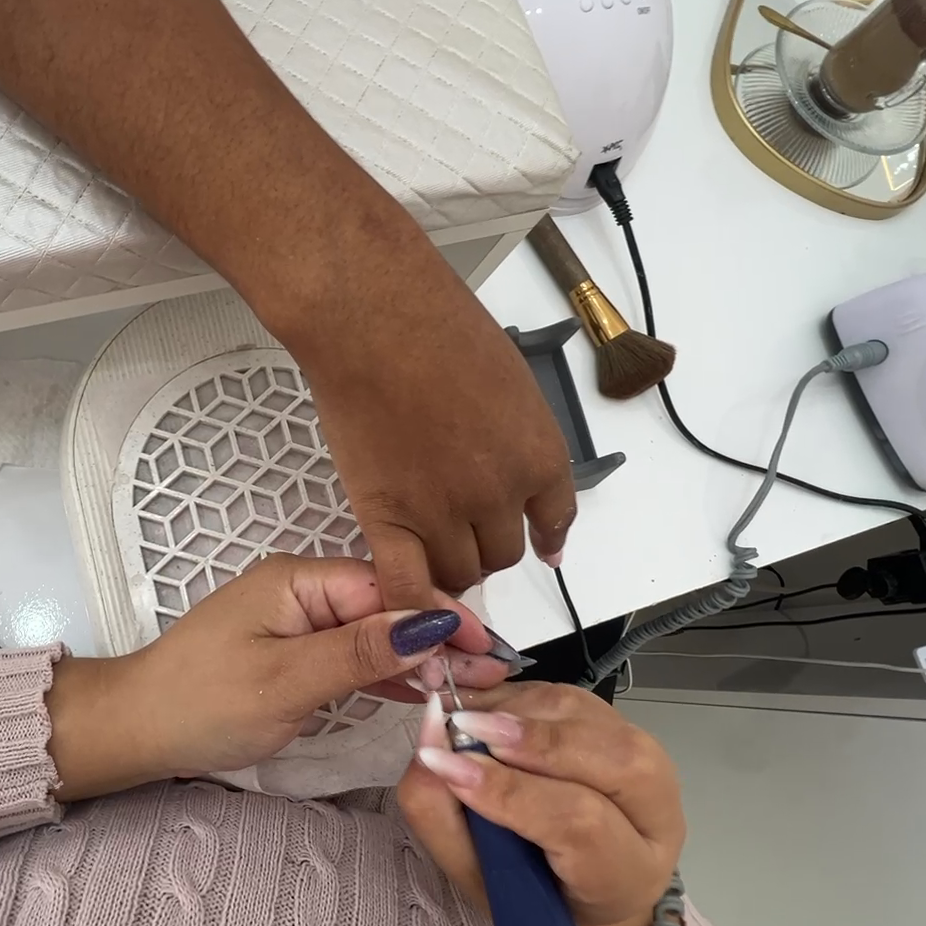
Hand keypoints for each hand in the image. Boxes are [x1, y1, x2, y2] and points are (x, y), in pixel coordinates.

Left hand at [47, 555, 511, 800]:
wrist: (140, 728)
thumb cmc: (204, 702)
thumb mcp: (287, 679)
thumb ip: (359, 652)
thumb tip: (428, 626)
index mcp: (300, 580)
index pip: (387, 587)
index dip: (439, 614)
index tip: (487, 646)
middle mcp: (304, 591)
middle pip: (386, 608)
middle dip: (439, 638)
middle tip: (494, 672)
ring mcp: (300, 622)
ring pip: (375, 634)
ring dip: (419, 659)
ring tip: (474, 684)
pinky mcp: (297, 651)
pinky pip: (353, 656)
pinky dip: (386, 673)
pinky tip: (424, 689)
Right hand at [262, 237, 576, 606]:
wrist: (372, 319)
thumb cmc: (440, 327)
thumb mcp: (510, 381)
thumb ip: (521, 435)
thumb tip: (515, 465)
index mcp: (540, 455)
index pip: (553, 521)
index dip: (540, 539)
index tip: (537, 548)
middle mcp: (500, 496)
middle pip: (502, 555)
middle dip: (485, 548)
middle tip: (461, 532)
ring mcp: (442, 514)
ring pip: (458, 574)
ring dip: (449, 567)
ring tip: (426, 547)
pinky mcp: (386, 520)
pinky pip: (407, 586)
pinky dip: (412, 606)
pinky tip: (409, 605)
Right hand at [397, 682, 686, 925]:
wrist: (585, 876)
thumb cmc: (530, 888)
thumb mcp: (477, 876)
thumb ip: (442, 817)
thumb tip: (425, 748)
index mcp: (626, 873)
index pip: (580, 824)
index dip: (511, 792)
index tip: (445, 766)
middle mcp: (656, 812)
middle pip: (609, 759)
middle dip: (529, 738)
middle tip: (460, 726)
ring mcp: (646, 756)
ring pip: (589, 716)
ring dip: (518, 708)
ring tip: (461, 717)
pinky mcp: (618, 720)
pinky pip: (567, 694)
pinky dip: (517, 695)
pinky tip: (479, 708)